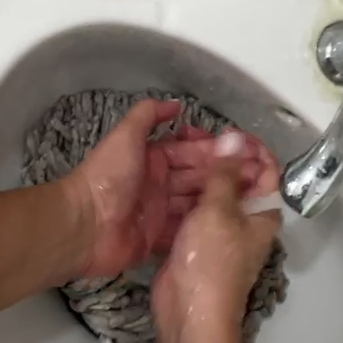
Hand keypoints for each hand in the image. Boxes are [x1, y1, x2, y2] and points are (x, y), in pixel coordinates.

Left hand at [59, 102, 281, 280]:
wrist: (84, 225)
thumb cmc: (106, 177)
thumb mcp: (125, 136)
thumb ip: (147, 115)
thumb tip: (175, 103)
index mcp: (152, 158)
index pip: (189, 152)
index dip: (215, 152)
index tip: (243, 153)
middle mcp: (158, 183)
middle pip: (197, 177)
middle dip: (224, 176)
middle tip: (258, 178)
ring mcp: (159, 211)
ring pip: (196, 202)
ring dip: (220, 200)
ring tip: (252, 200)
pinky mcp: (158, 238)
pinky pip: (187, 229)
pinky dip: (206, 225)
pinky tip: (230, 224)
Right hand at [151, 136, 281, 329]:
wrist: (188, 313)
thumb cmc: (211, 261)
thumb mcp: (219, 210)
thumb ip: (226, 174)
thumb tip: (237, 140)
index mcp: (262, 212)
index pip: (266, 170)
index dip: (249, 148)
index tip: (224, 132)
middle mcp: (244, 220)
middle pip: (235, 178)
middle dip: (216, 156)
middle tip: (189, 136)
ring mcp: (218, 232)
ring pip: (210, 193)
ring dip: (195, 172)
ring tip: (171, 151)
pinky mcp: (194, 242)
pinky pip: (191, 209)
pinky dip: (180, 193)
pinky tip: (162, 179)